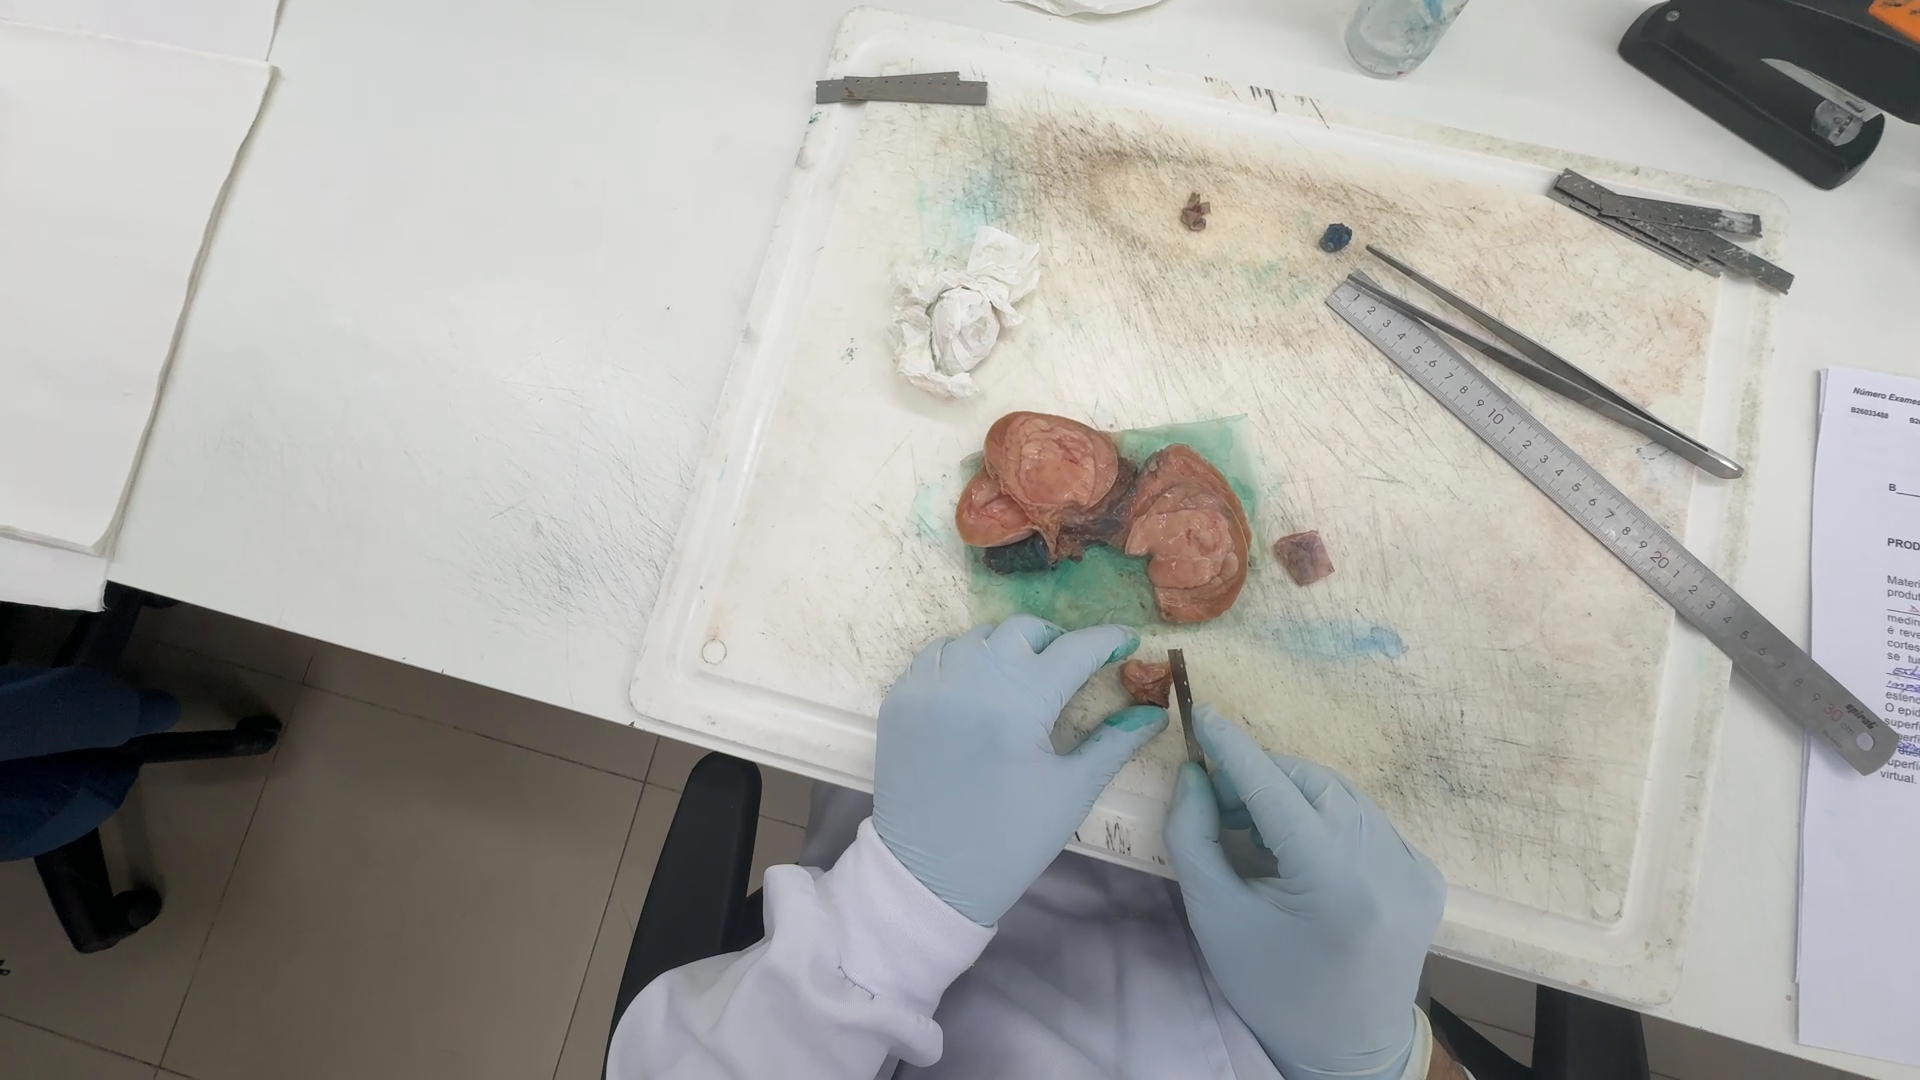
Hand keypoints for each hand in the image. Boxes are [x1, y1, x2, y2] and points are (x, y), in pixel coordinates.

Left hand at [873, 615, 1167, 925]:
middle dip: (1055, 640)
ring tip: (1021, 676)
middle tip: (1069, 665)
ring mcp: (930, 685)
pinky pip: (936, 652)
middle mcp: (972, 681)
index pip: (1075, 650)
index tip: (1125, 641)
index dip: (1107, 640)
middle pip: (1024, 629)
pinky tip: (975, 685)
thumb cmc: (1010, 840)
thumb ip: (1114, 743)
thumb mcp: (1071, 792)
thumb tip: (1155, 712)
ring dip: (1007, 646)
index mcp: (1020, 705)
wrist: (929, 876)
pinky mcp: (900, 697)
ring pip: (978, 635)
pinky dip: (962, 656)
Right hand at [1165, 706, 1445, 1079]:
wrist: (1348, 1050)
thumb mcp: (1211, 910)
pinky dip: (1322, 813)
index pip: (1273, 790)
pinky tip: (1301, 846)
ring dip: (1288, 792)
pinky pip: (1361, 815)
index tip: (1203, 712)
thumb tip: (1196, 771)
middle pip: (1307, 781)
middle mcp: (1386, 866)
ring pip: (1336, 792)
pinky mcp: (1426, 875)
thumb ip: (1192, 832)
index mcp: (1333, 883)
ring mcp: (1414, 869)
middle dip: (1257, 776)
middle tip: (1219, 802)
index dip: (1234, 748)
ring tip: (1256, 828)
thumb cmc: (1268, 983)